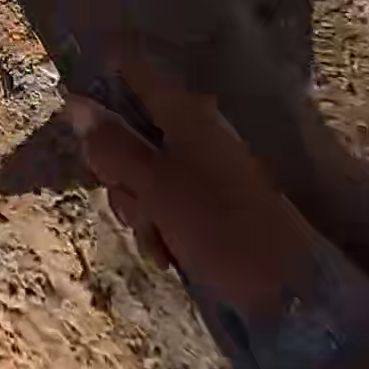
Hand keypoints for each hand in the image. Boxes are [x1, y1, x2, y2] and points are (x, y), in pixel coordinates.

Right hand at [67, 59, 327, 318]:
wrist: (295, 298)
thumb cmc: (220, 226)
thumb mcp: (153, 184)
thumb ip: (110, 142)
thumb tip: (74, 100)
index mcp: (182, 111)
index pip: (128, 70)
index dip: (97, 84)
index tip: (77, 119)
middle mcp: (189, 129)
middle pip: (125, 126)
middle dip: (115, 166)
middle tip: (125, 193)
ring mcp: (198, 165)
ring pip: (137, 167)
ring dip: (134, 202)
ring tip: (153, 235)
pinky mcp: (204, 199)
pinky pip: (158, 197)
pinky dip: (155, 221)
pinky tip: (165, 250)